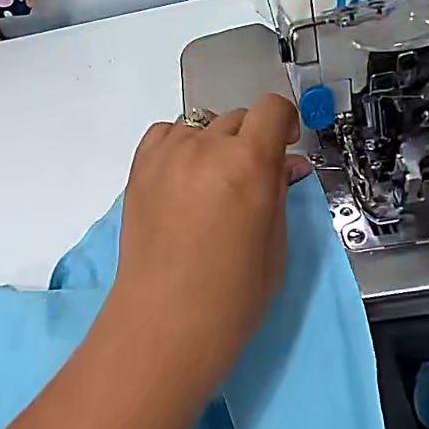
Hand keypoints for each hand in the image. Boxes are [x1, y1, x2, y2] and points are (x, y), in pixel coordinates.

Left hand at [108, 94, 311, 377]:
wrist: (165, 320)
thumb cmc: (232, 295)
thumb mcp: (274, 243)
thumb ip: (279, 192)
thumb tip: (288, 164)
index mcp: (248, 162)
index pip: (272, 108)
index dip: (283, 123)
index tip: (284, 145)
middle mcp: (206, 147)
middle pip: (238, 119)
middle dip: (251, 142)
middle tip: (249, 180)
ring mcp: (167, 154)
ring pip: (201, 126)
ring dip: (214, 145)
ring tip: (211, 186)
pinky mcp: (140, 168)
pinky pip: (166, 135)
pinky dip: (180, 146)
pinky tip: (183, 178)